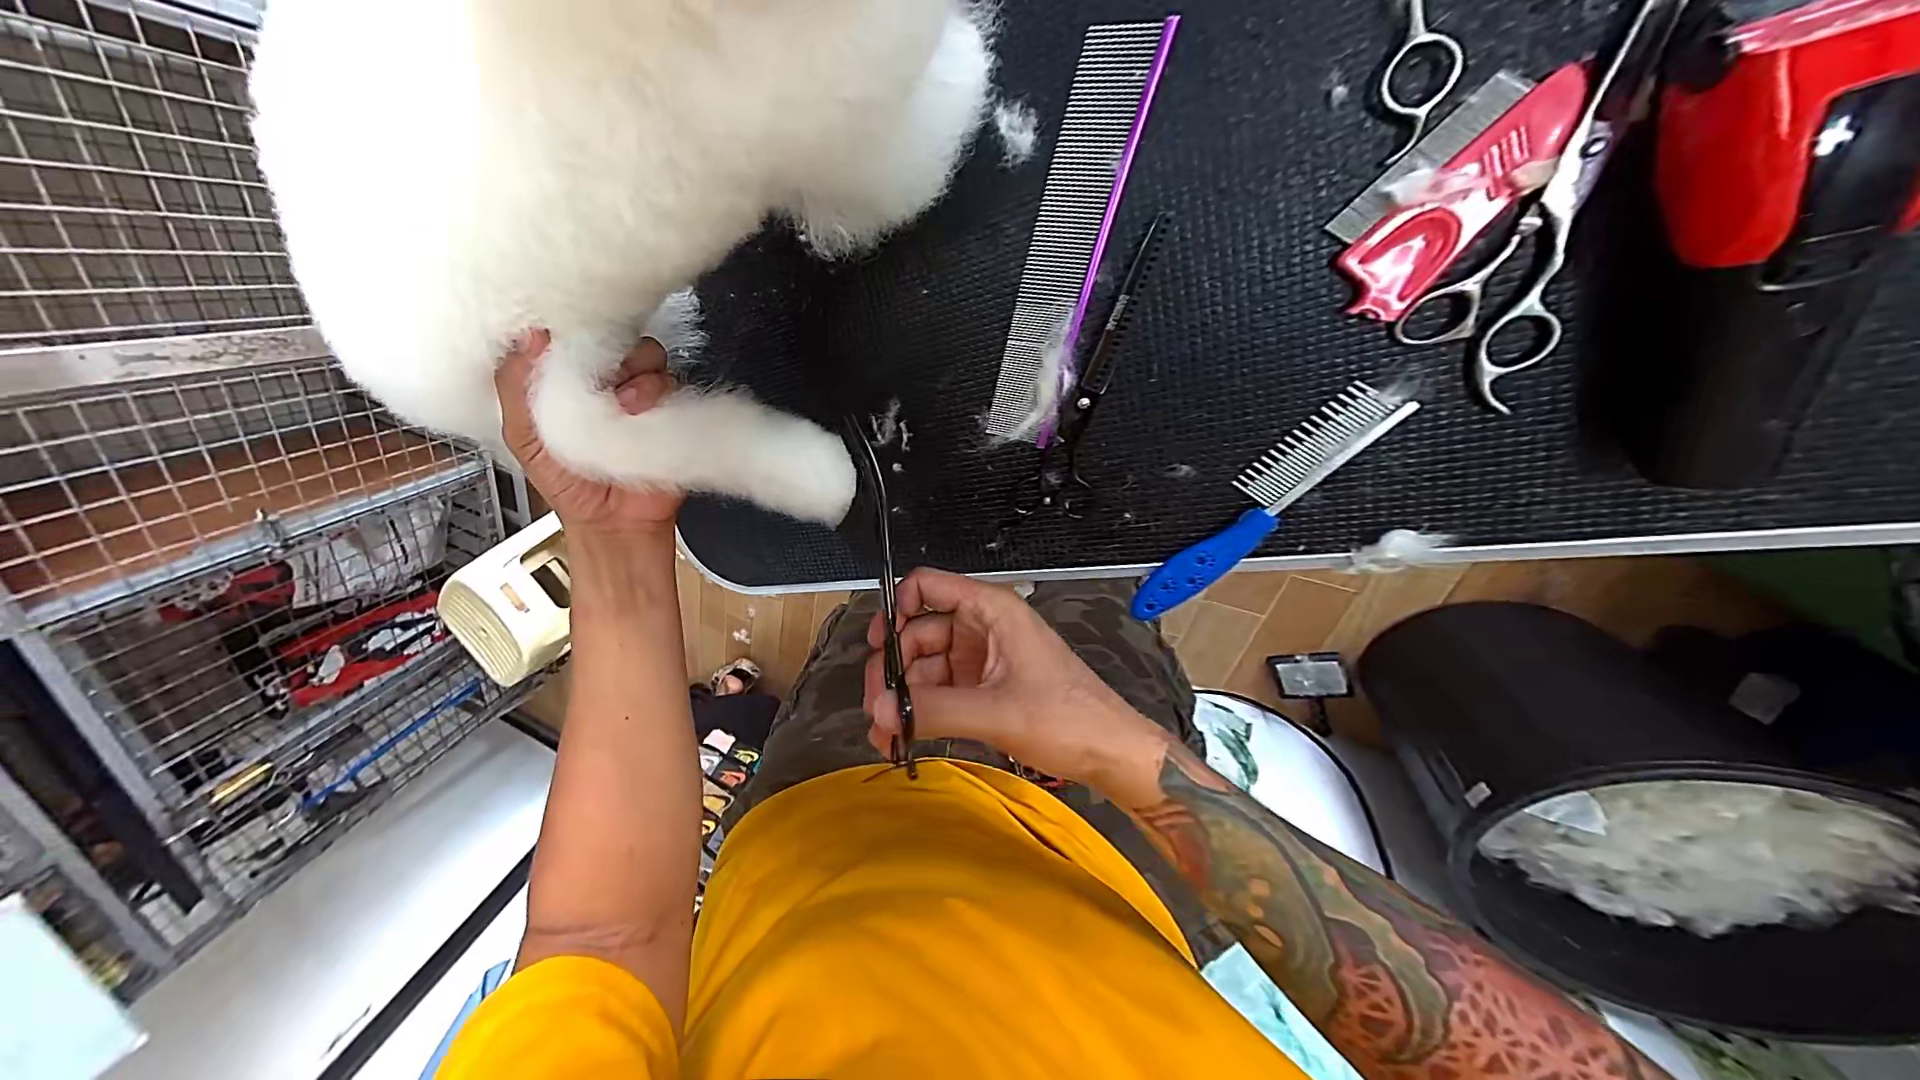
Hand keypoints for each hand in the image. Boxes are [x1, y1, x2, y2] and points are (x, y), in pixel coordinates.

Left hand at [494, 329, 682, 539]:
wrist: (611, 520)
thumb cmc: (569, 484)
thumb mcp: (523, 435)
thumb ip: (517, 386)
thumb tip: (528, 339)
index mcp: (575, 382)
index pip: (581, 336)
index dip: (580, 335)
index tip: (572, 349)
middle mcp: (613, 385)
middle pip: (624, 341)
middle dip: (616, 356)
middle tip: (604, 384)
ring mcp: (646, 399)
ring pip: (653, 361)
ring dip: (638, 381)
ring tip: (623, 409)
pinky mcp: (673, 414)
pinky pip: (676, 388)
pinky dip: (659, 399)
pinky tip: (641, 420)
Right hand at [863, 568, 1174, 806]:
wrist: (1110, 753)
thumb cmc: (1068, 718)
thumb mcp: (996, 712)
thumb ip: (933, 710)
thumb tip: (879, 711)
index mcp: (992, 610)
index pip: (927, 586)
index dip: (896, 609)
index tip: (878, 646)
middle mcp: (983, 627)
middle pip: (918, 632)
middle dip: (893, 667)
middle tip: (877, 706)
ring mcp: (982, 659)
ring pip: (925, 666)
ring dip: (903, 696)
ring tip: (886, 733)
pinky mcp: (984, 688)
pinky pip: (941, 691)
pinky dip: (920, 711)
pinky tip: (902, 737)